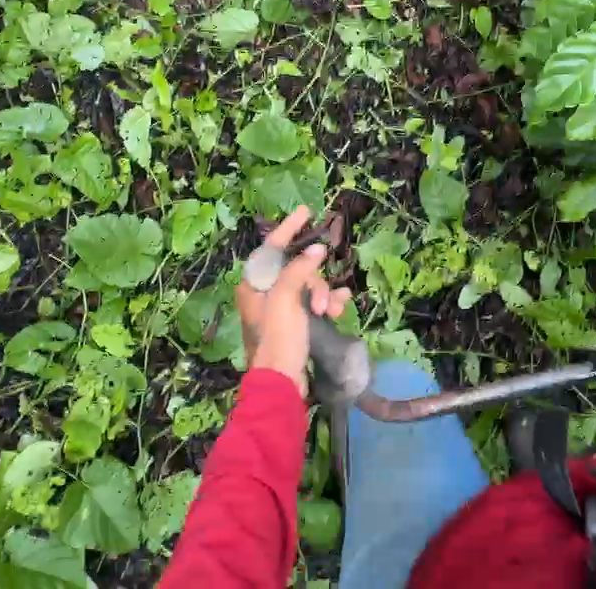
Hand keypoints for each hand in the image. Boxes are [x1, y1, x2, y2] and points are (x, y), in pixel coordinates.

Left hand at [235, 207, 350, 395]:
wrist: (282, 384)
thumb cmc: (278, 338)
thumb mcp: (286, 298)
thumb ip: (300, 269)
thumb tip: (317, 249)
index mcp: (254, 284)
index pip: (272, 247)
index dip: (289, 228)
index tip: (306, 211)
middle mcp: (265, 293)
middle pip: (297, 268)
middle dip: (315, 280)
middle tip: (320, 302)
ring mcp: (281, 309)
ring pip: (310, 286)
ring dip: (324, 294)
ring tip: (330, 311)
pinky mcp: (296, 324)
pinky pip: (316, 303)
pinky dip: (328, 302)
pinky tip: (340, 306)